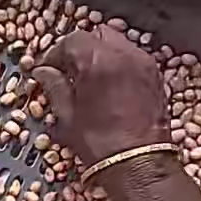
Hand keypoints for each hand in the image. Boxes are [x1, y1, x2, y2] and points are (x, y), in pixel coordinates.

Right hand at [31, 28, 169, 165]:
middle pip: (96, 35)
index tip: (46, 69)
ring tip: (88, 78)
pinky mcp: (155, 76)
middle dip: (80, 49)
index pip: (71, 41)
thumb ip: (55, 87)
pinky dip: (118, 63)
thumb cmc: (100, 144)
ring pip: (117, 43)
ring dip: (100, 54)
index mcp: (97, 61)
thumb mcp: (68, 116)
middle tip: (66, 70)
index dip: (55, 53)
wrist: (140, 165)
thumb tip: (45, 72)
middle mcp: (123, 54)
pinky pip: (132, 57)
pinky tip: (108, 85)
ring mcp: (143, 63)